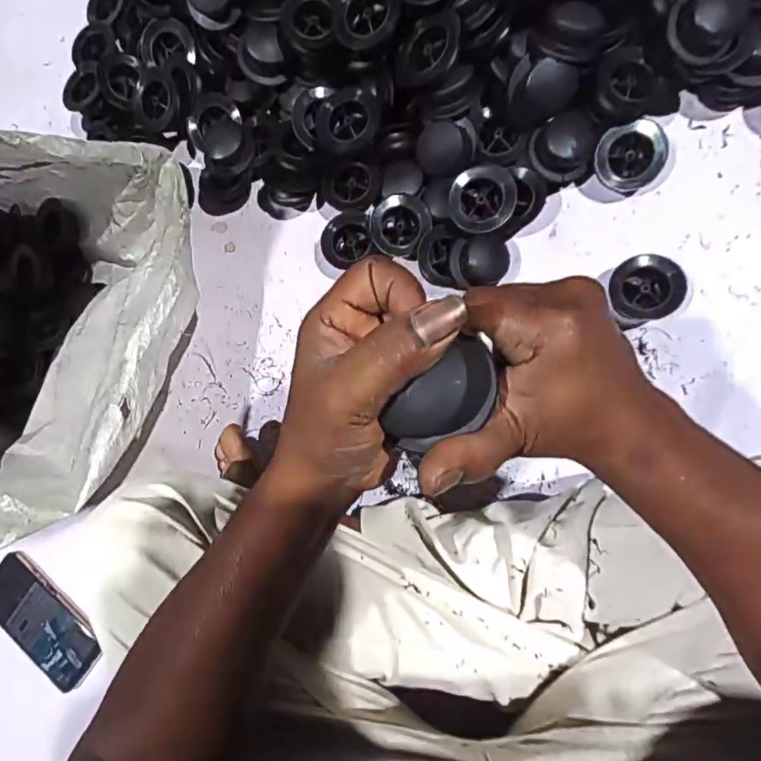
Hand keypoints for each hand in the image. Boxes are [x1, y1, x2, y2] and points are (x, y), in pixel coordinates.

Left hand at [264, 257, 468, 508]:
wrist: (329, 486)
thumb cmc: (317, 444)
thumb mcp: (348, 393)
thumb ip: (392, 353)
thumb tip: (442, 316)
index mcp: (333, 320)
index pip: (376, 273)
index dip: (403, 293)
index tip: (415, 329)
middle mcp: (358, 331)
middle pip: (408, 297)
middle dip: (426, 323)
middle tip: (425, 359)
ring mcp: (383, 356)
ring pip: (426, 329)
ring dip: (437, 349)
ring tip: (429, 378)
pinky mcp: (404, 380)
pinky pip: (436, 359)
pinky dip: (443, 371)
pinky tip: (436, 390)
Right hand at [417, 278, 673, 495]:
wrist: (625, 426)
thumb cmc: (578, 427)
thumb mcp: (510, 438)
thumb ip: (464, 452)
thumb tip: (429, 476)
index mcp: (551, 324)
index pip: (473, 307)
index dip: (449, 330)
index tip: (442, 356)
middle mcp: (568, 297)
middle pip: (488, 298)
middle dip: (471, 329)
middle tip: (471, 367)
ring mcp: (576, 291)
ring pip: (505, 294)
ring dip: (491, 323)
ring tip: (492, 358)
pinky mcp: (579, 293)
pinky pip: (527, 296)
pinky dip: (513, 319)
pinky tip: (513, 347)